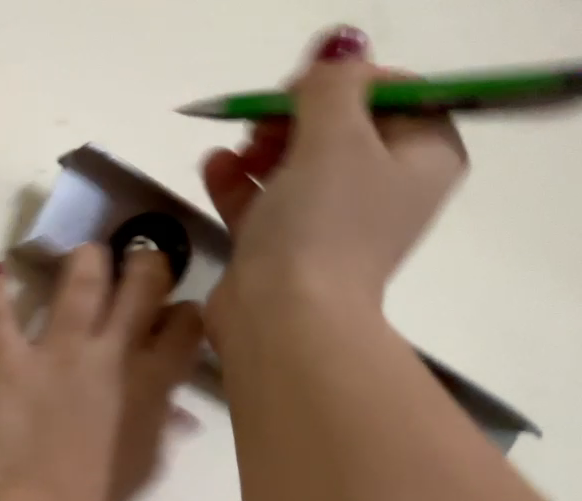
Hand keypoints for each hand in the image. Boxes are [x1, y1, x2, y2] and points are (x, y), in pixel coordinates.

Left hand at [0, 245, 203, 500]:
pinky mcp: (4, 362)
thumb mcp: (145, 462)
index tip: (172, 311)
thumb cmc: (94, 498)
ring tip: (80, 252)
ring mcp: (57, 352)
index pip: (185, 325)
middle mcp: (113, 353)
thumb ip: (156, 424)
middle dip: (142, 265)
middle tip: (134, 256)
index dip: (181, 312)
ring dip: (83, 263)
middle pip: (140, 287)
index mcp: (156, 381)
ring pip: (79, 284)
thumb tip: (170, 412)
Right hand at [202, 26, 467, 334]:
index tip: (293, 90)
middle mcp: (382, 187)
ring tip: (230, 147)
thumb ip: (333, 85)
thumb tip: (338, 48)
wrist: (281, 316)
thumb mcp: (334, 139)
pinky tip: (213, 167)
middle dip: (294, 118)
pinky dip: (239, 182)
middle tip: (256, 122)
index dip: (342, 82)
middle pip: (340, 129)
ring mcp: (329, 221)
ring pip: (296, 165)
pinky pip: (262, 201)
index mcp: (423, 157)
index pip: (393, 95)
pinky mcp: (281, 247)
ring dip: (260, 148)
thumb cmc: (320, 225)